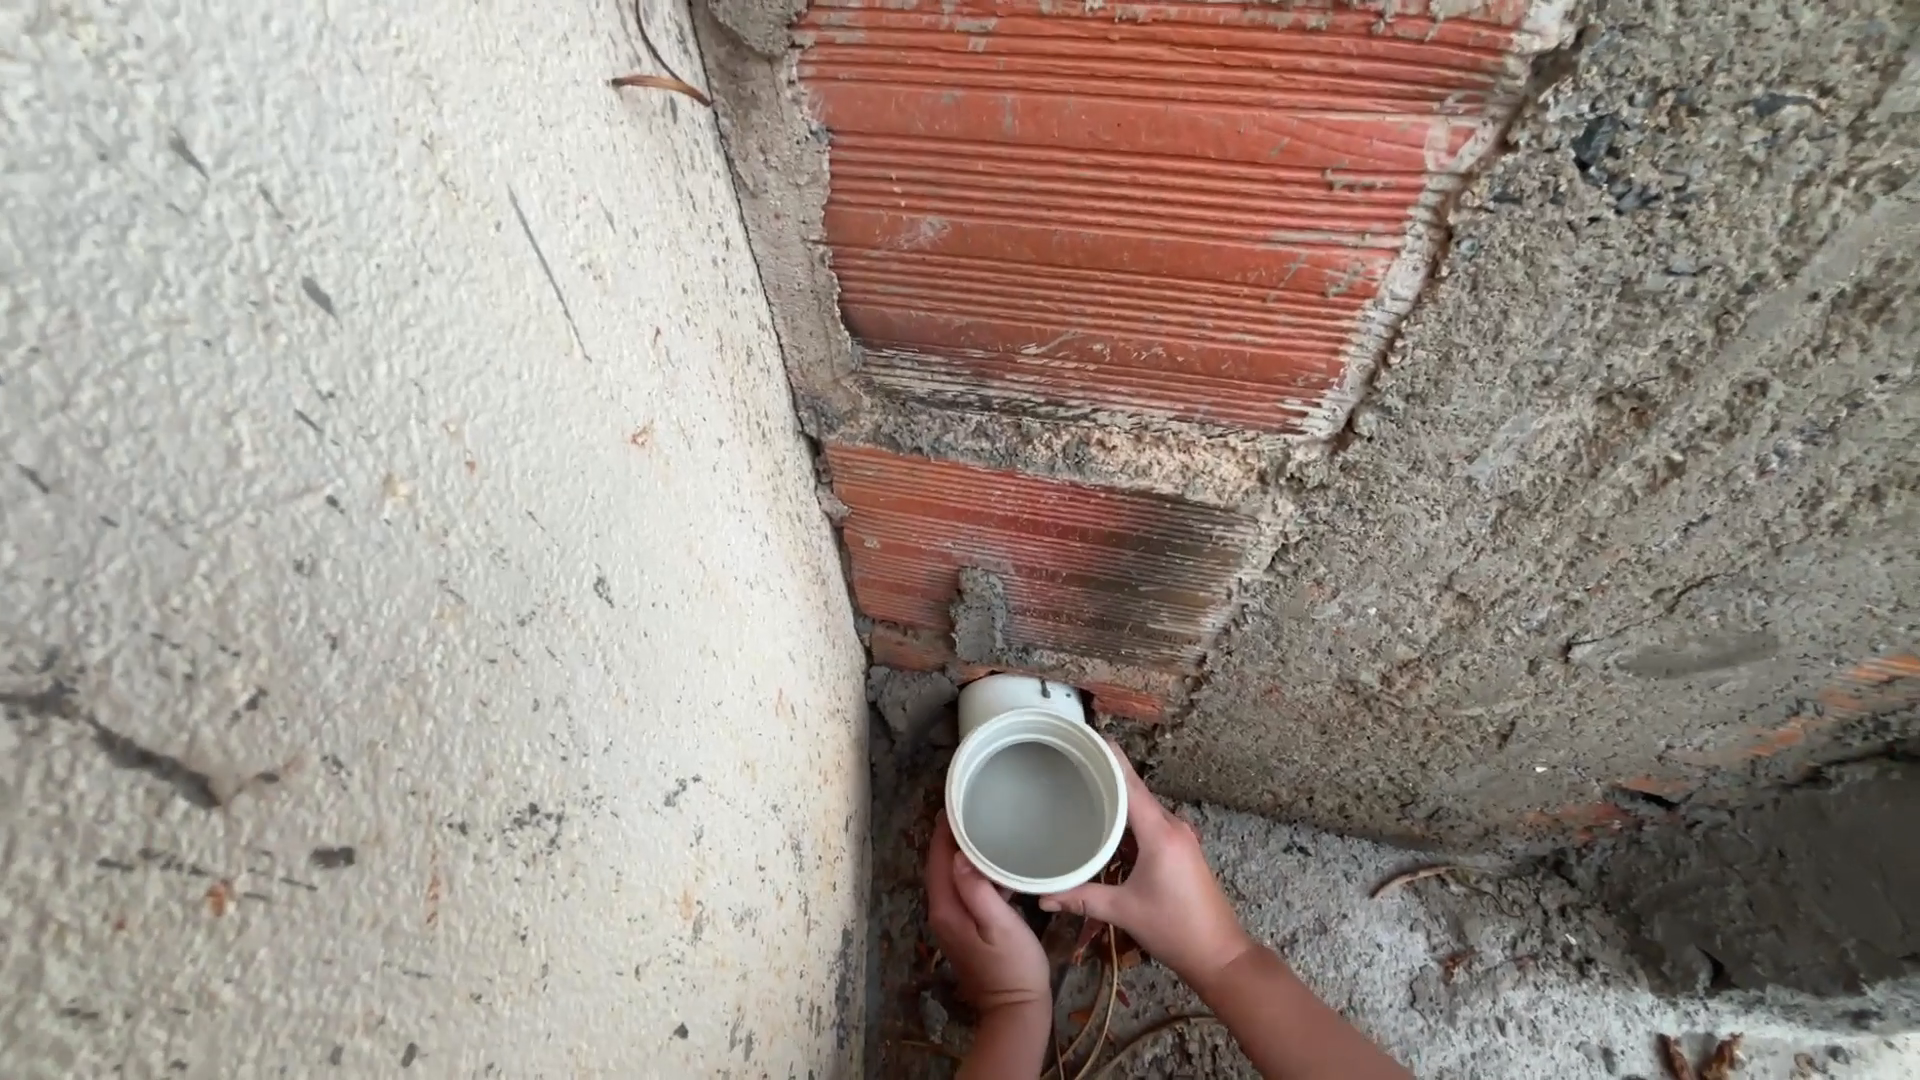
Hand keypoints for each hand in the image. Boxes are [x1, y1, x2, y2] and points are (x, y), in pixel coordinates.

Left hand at [925, 811, 1050, 1013]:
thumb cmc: (1013, 967)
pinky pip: (963, 887)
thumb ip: (977, 890)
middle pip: (940, 864)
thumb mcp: (999, 926)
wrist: (1016, 1012)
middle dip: (950, 835)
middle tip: (968, 806)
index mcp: (946, 908)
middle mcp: (942, 912)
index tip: (955, 800)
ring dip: (962, 851)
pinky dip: (973, 870)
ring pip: (952, 875)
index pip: (937, 858)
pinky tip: (992, 860)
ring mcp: (953, 921)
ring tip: (980, 825)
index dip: (944, 829)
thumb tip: (959, 855)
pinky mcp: (966, 927)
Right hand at [1040, 744, 1253, 991]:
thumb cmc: (1175, 930)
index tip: (1084, 735)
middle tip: (1068, 760)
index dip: (1108, 755)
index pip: (1129, 781)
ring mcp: (1179, 836)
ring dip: (1116, 796)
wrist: (1221, 956)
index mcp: (1159, 832)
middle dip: (1104, 773)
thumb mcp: (1124, 911)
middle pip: (1134, 788)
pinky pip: (1148, 820)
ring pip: (1141, 805)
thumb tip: (1042, 897)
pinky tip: (1106, 820)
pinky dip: (1127, 816)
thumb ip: (1081, 898)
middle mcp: (1171, 825)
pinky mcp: (1180, 848)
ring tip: (1080, 785)